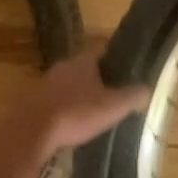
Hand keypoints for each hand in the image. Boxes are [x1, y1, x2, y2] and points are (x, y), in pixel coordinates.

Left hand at [14, 43, 150, 151]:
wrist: (29, 132)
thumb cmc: (75, 114)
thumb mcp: (111, 107)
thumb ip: (130, 97)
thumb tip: (147, 89)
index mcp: (82, 61)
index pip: (100, 46)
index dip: (112, 51)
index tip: (123, 60)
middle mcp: (62, 66)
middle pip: (82, 65)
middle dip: (94, 76)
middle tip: (109, 90)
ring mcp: (43, 84)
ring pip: (65, 83)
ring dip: (76, 93)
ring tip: (89, 110)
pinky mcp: (30, 103)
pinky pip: (51, 101)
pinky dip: (61, 109)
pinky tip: (67, 125)